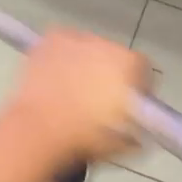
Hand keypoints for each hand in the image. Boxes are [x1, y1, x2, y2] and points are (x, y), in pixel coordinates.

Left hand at [0, 29, 149, 166]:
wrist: (39, 129)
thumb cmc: (84, 138)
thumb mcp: (122, 143)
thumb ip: (135, 131)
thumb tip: (136, 131)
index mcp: (131, 66)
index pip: (142, 68)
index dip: (137, 86)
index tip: (128, 103)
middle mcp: (108, 44)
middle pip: (115, 57)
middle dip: (109, 74)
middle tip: (96, 98)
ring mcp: (78, 39)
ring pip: (88, 49)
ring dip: (85, 64)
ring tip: (71, 89)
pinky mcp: (53, 39)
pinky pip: (63, 43)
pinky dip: (62, 56)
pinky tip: (55, 74)